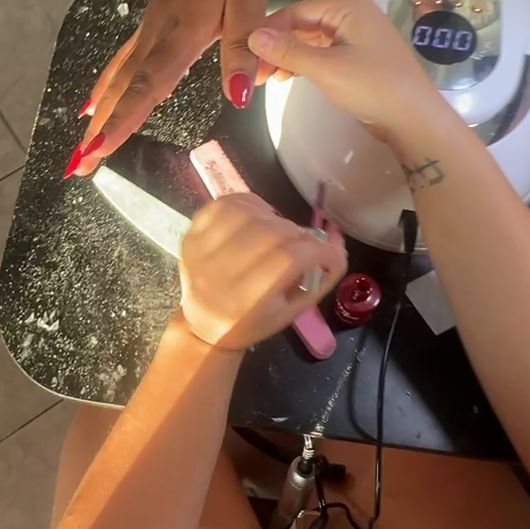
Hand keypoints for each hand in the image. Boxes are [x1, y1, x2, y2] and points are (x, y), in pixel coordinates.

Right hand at [68, 0, 266, 176]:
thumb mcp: (250, 2)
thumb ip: (241, 49)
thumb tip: (237, 97)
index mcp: (180, 36)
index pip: (146, 86)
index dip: (122, 119)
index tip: (99, 149)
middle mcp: (155, 39)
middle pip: (122, 91)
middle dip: (99, 131)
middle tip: (76, 167)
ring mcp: (147, 34)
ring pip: (117, 82)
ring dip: (97, 117)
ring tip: (80, 150)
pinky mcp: (148, 30)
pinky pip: (121, 66)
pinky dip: (104, 91)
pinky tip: (92, 106)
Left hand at [179, 194, 346, 351]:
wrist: (204, 324)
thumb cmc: (252, 322)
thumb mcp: (290, 312)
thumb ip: (319, 280)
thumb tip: (338, 247)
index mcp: (243, 302)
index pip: (287, 259)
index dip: (317, 250)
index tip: (329, 253)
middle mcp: (216, 274)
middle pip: (268, 232)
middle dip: (297, 233)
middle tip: (303, 243)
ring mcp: (199, 251)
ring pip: (247, 213)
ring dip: (274, 217)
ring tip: (280, 231)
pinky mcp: (190, 235)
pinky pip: (225, 204)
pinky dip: (249, 204)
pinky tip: (259, 217)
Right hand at [246, 0, 453, 143]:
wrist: (413, 119)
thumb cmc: (372, 86)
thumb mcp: (325, 68)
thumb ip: (287, 51)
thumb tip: (251, 36)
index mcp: (347, 7)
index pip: (296, 11)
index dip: (268, 31)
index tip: (246, 54)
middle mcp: (352, 14)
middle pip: (302, 25)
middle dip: (276, 46)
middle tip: (254, 71)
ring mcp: (356, 36)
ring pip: (310, 40)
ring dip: (287, 56)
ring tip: (267, 78)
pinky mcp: (358, 56)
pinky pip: (322, 52)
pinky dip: (303, 63)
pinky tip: (287, 77)